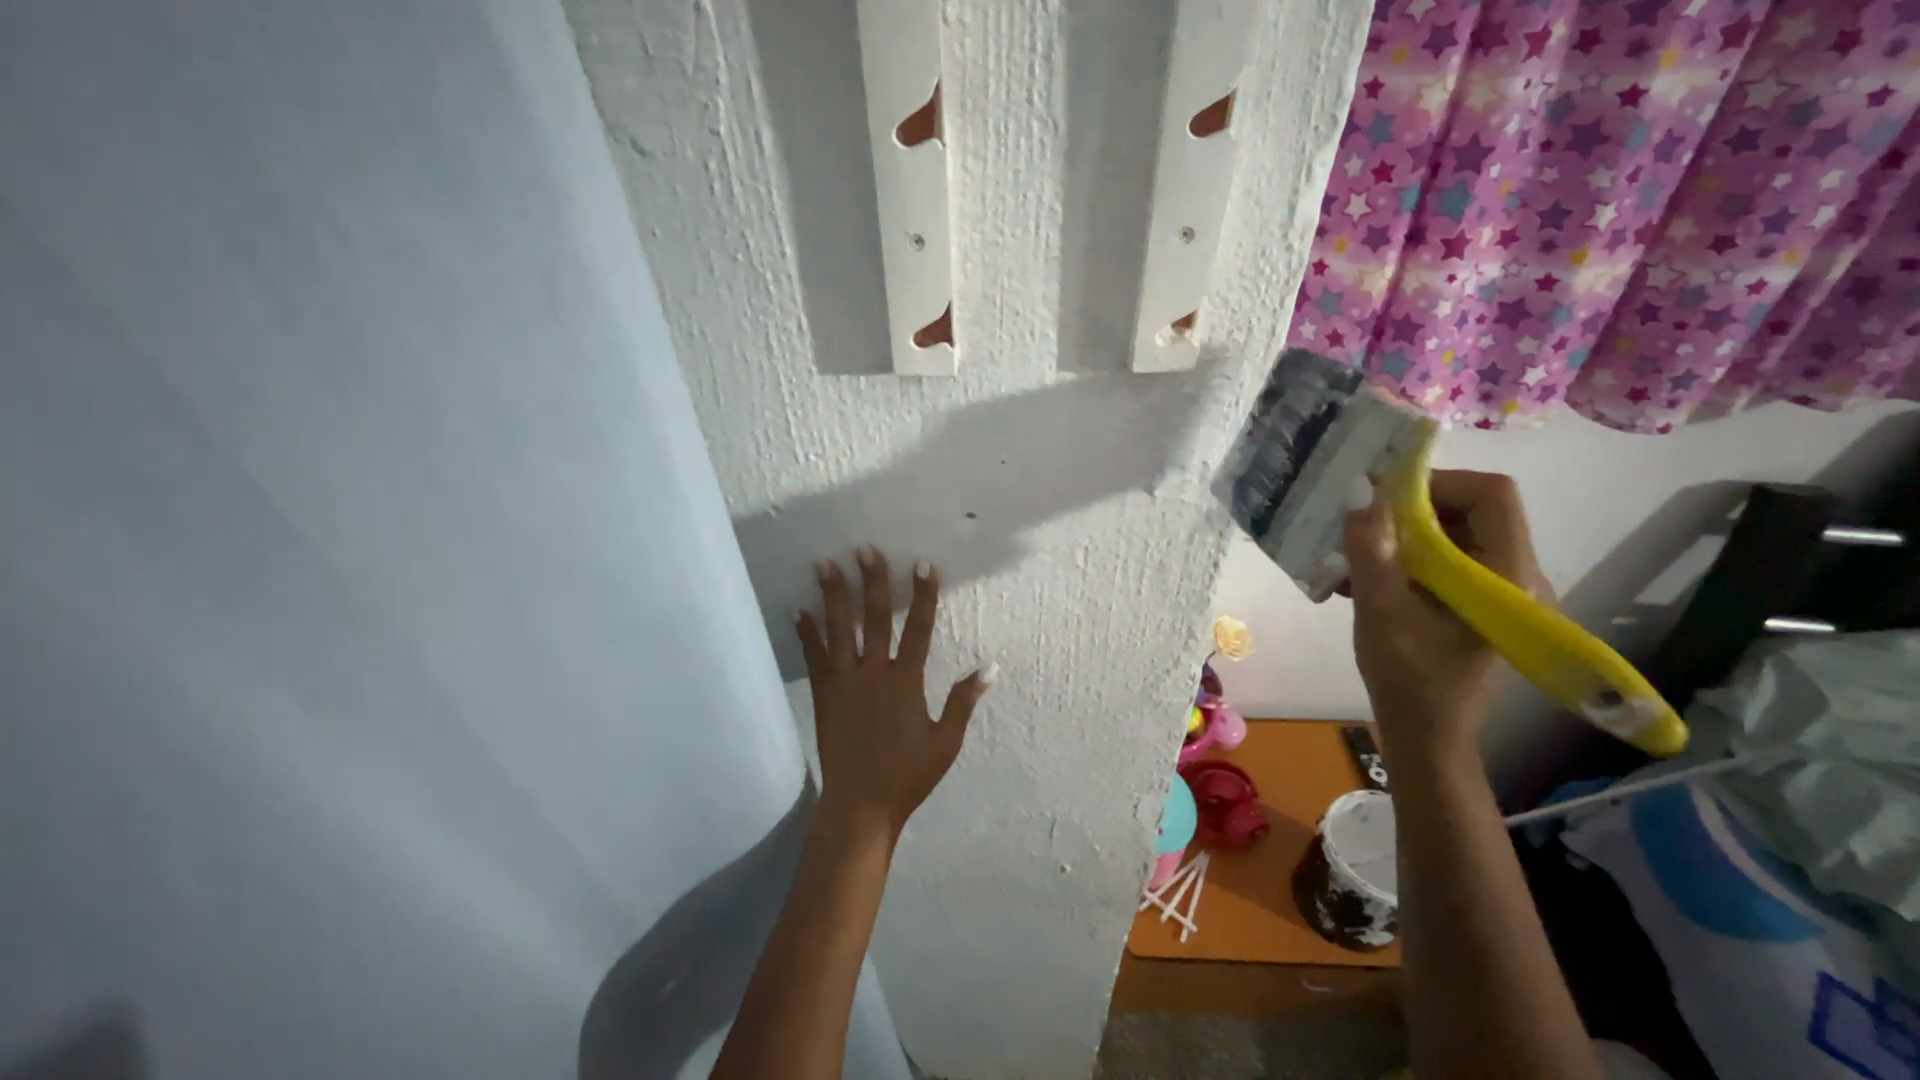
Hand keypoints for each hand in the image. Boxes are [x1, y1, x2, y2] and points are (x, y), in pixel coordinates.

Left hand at [797, 548, 991, 839]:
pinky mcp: (824, 694)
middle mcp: (874, 674)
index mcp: (907, 682)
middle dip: (873, 582)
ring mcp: (845, 682)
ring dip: (834, 595)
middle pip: (875, 619)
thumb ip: (964, 701)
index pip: (920, 629)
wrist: (860, 803)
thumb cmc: (909, 775)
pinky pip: (814, 656)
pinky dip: (806, 632)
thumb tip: (991, 667)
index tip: (923, 565)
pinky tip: (800, 609)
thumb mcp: (946, 742)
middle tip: (865, 550)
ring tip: (826, 564)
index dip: (923, 596)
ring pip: (839, 630)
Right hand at [1343, 470, 1549, 753]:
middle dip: (1414, 509)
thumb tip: (1360, 491)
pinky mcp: (1483, 606)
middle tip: (1364, 524)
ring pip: (1458, 534)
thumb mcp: (1381, 611)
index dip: (1439, 483)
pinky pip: (1451, 561)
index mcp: (1508, 574)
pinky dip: (1411, 558)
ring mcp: (1502, 592)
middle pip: (1474, 510)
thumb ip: (1373, 549)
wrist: (1427, 738)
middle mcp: (1519, 575)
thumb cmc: (1410, 678)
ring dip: (1406, 535)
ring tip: (1358, 552)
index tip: (1386, 498)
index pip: (1493, 493)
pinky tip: (1368, 576)